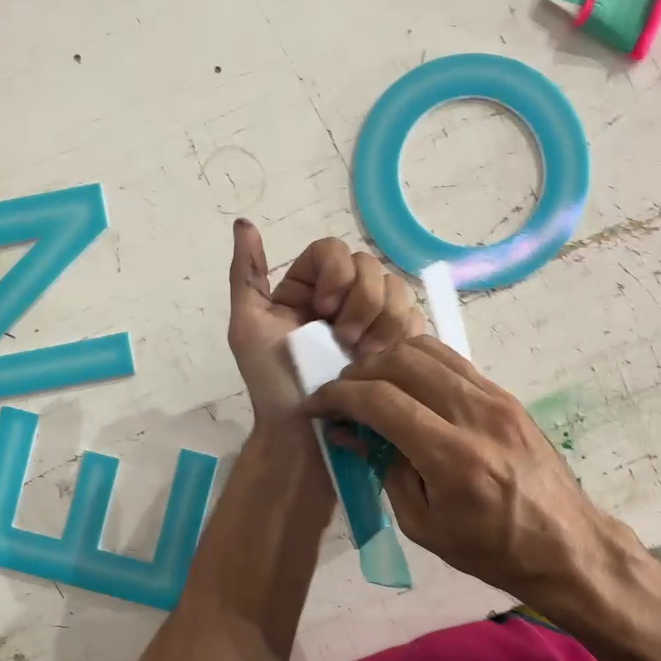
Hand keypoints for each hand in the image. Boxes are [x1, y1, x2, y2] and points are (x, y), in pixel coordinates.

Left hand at [226, 220, 425, 419]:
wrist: (304, 436)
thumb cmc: (272, 385)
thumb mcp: (248, 328)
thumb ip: (246, 275)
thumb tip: (245, 224)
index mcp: (308, 288)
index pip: (333, 250)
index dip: (335, 272)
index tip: (322, 308)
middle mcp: (343, 299)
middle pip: (371, 265)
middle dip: (361, 301)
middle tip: (344, 341)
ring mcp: (374, 321)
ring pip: (398, 289)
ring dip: (383, 320)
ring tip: (363, 357)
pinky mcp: (399, 345)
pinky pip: (416, 319)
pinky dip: (401, 335)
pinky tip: (381, 360)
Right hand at [304, 335, 646, 609]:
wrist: (565, 545)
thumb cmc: (489, 550)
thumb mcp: (422, 524)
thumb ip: (385, 470)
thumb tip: (348, 432)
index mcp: (452, 457)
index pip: (381, 400)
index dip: (338, 397)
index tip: (315, 406)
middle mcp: (475, 415)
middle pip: (401, 361)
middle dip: (358, 373)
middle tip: (340, 397)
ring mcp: (495, 398)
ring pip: (427, 349)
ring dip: (388, 360)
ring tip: (370, 386)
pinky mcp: (505, 395)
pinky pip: (452, 360)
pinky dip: (418, 363)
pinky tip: (406, 387)